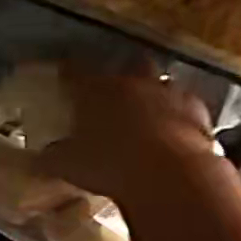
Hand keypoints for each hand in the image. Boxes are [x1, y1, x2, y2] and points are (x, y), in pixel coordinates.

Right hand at [30, 68, 221, 206]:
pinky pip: (184, 109)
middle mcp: (135, 82)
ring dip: (152, 97)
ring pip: (159, 85)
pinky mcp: (198, 113)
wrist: (168, 174)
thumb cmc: (109, 165)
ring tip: (145, 117)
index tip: (62, 73)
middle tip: (113, 95)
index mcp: (98, 90)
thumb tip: (42, 158)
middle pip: (128, 67)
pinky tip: (172, 135)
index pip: (76, 74)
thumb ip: (54, 158)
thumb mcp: (69, 167)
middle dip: (120, 78)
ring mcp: (170, 94)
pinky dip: (177, 119)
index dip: (67, 73)